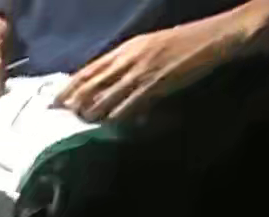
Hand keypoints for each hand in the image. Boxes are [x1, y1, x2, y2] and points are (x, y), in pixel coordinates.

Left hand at [56, 15, 253, 122]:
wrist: (217, 37)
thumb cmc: (181, 45)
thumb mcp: (146, 49)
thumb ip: (121, 66)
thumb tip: (97, 87)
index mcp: (126, 48)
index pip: (88, 71)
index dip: (67, 89)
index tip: (51, 104)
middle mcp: (129, 59)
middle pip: (89, 87)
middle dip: (72, 105)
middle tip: (59, 120)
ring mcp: (140, 73)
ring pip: (103, 100)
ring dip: (89, 116)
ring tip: (79, 127)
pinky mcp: (153, 85)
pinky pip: (126, 107)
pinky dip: (113, 119)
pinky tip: (105, 127)